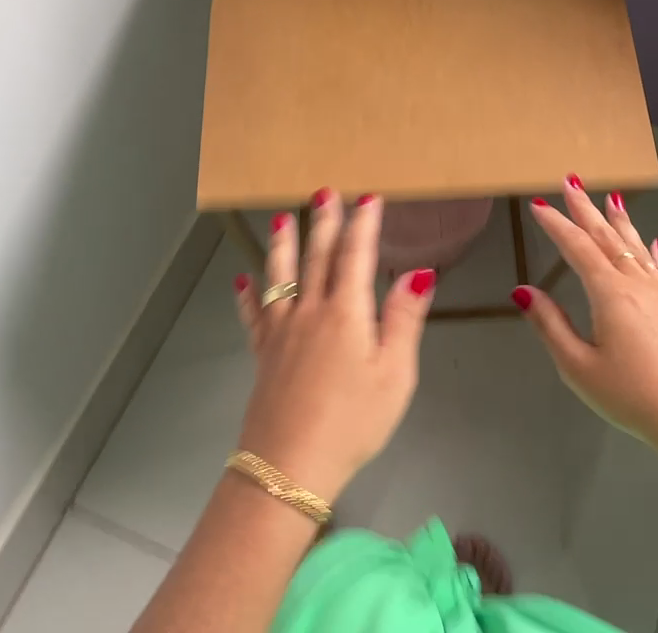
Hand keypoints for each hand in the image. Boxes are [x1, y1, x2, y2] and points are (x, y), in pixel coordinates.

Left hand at [232, 190, 434, 502]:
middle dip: (323, 222)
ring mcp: (281, 332)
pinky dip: (248, 295)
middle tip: (324, 191)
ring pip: (281, 277)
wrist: (289, 466)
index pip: (355, 256)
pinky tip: (242, 282)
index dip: (363, 225)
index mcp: (346, 313)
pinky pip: (254, 315)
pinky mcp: (263, 354)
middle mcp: (310, 312)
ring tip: (282, 219)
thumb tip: (416, 272)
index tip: (369, 198)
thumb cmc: (353, 422)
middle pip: (317, 258)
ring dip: (284, 245)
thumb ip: (403, 319)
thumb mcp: (394, 374)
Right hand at [518, 177, 657, 461]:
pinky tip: (657, 243)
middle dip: (586, 208)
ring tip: (611, 198)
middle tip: (571, 181)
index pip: (577, 248)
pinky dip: (654, 252)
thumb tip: (522, 291)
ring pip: (636, 246)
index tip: (538, 205)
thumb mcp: (578, 367)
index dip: (556, 225)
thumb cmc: (631, 396)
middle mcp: (637, 284)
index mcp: (610, 293)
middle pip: (607, 237)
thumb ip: (550, 325)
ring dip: (620, 221)